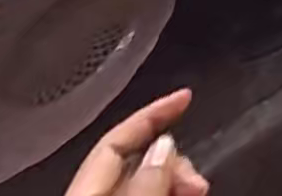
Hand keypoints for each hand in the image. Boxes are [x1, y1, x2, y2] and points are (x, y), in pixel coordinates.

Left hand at [64, 89, 210, 195]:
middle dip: (172, 159)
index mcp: (83, 186)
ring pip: (143, 181)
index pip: (117, 136)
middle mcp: (90, 191)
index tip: (187, 95)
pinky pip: (143, 195)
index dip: (154, 112)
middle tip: (197, 183)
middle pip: (135, 159)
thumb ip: (145, 182)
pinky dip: (166, 192)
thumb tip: (166, 142)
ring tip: (195, 191)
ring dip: (174, 178)